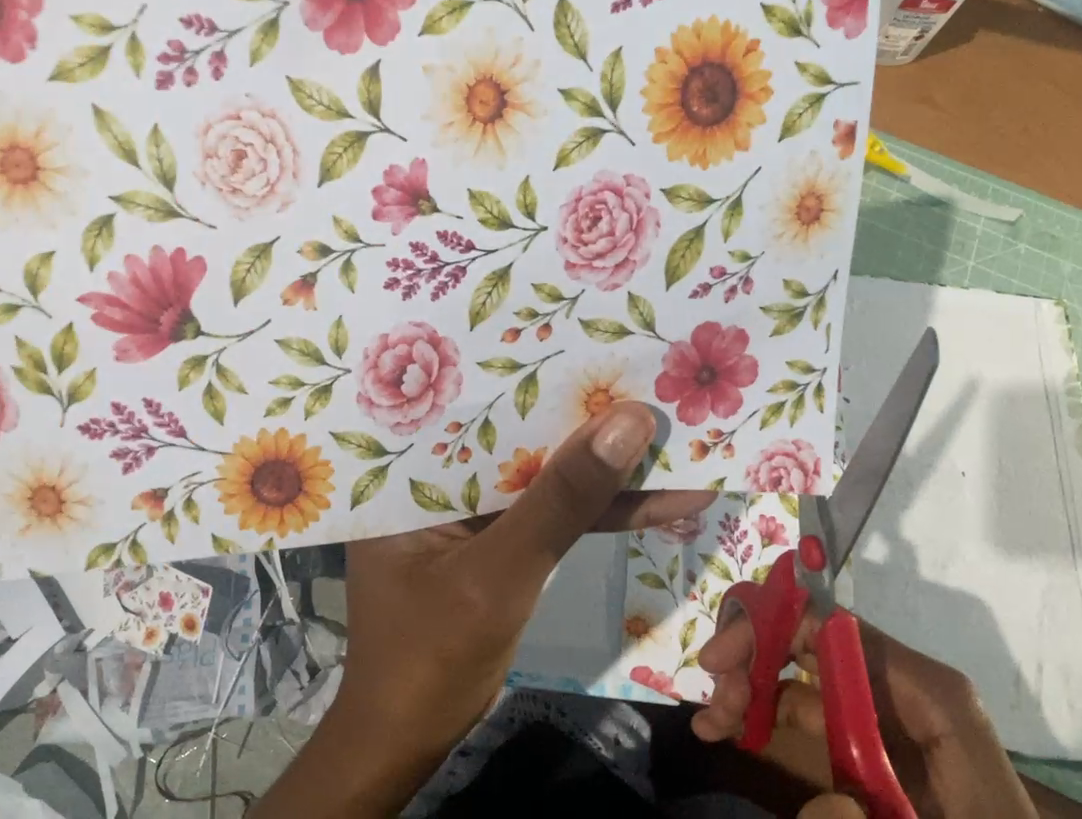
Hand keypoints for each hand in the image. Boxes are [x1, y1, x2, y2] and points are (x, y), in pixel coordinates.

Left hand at [252, 401, 715, 817]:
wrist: (411, 739)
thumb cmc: (432, 655)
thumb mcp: (499, 574)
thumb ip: (560, 501)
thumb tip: (628, 421)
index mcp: (408, 468)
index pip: (475, 403)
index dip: (540, 374)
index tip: (603, 342)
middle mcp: (436, 477)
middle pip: (516, 433)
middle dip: (582, 413)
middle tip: (649, 373)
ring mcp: (470, 511)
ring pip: (543, 473)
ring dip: (603, 465)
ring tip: (673, 430)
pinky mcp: (497, 541)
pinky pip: (552, 513)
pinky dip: (600, 511)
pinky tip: (661, 499)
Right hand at [690, 615, 1035, 818]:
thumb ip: (871, 818)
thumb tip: (826, 806)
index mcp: (929, 692)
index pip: (836, 627)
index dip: (768, 627)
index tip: (718, 660)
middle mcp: (904, 683)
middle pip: (810, 638)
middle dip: (752, 657)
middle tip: (712, 696)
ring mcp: (886, 708)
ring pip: (801, 671)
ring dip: (750, 686)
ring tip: (710, 722)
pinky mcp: (873, 736)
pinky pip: (811, 705)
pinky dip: (766, 710)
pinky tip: (728, 729)